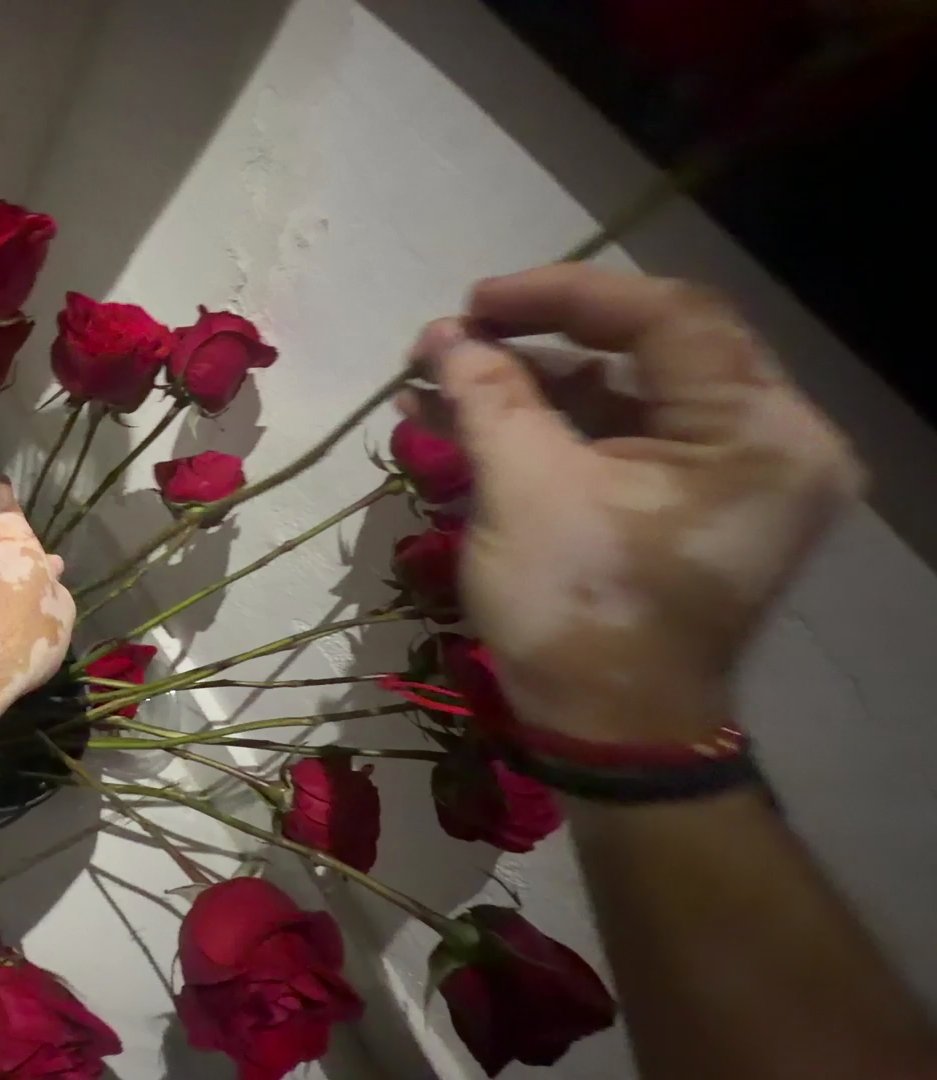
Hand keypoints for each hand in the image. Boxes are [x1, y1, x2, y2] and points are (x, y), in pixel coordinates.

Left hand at [0, 477, 75, 729]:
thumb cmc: (27, 634)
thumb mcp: (62, 613)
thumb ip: (55, 588)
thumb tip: (48, 575)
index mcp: (10, 540)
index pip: (1, 503)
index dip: (2, 494)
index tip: (2, 485)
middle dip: (3, 543)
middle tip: (26, 561)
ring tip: (18, 594)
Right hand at [408, 263, 864, 741]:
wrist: (602, 724)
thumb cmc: (575, 605)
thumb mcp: (522, 490)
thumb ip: (487, 398)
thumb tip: (438, 335)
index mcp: (754, 433)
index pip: (669, 320)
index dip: (562, 296)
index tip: (473, 301)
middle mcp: (758, 444)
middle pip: (643, 355)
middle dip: (536, 342)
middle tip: (452, 337)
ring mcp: (715, 479)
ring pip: (613, 401)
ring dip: (521, 387)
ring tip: (433, 381)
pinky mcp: (669, 508)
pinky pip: (602, 446)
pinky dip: (534, 431)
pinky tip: (457, 422)